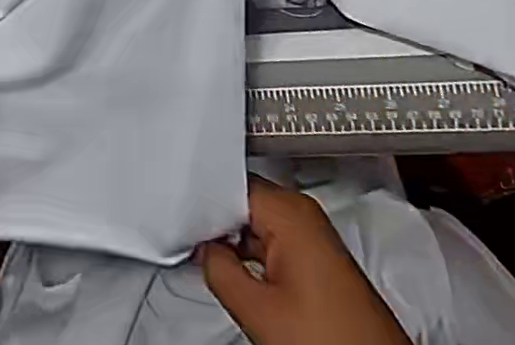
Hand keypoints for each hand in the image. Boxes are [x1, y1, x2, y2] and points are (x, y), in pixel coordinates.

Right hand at [199, 176, 412, 344]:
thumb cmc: (332, 342)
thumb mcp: (258, 311)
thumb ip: (219, 270)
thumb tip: (205, 249)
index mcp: (289, 211)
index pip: (231, 184)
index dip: (202, 201)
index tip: (182, 218)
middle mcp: (303, 213)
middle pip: (244, 201)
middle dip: (217, 222)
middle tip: (191, 242)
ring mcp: (312, 235)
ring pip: (257, 222)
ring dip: (233, 240)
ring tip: (209, 260)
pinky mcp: (317, 256)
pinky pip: (272, 239)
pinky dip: (252, 253)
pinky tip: (237, 274)